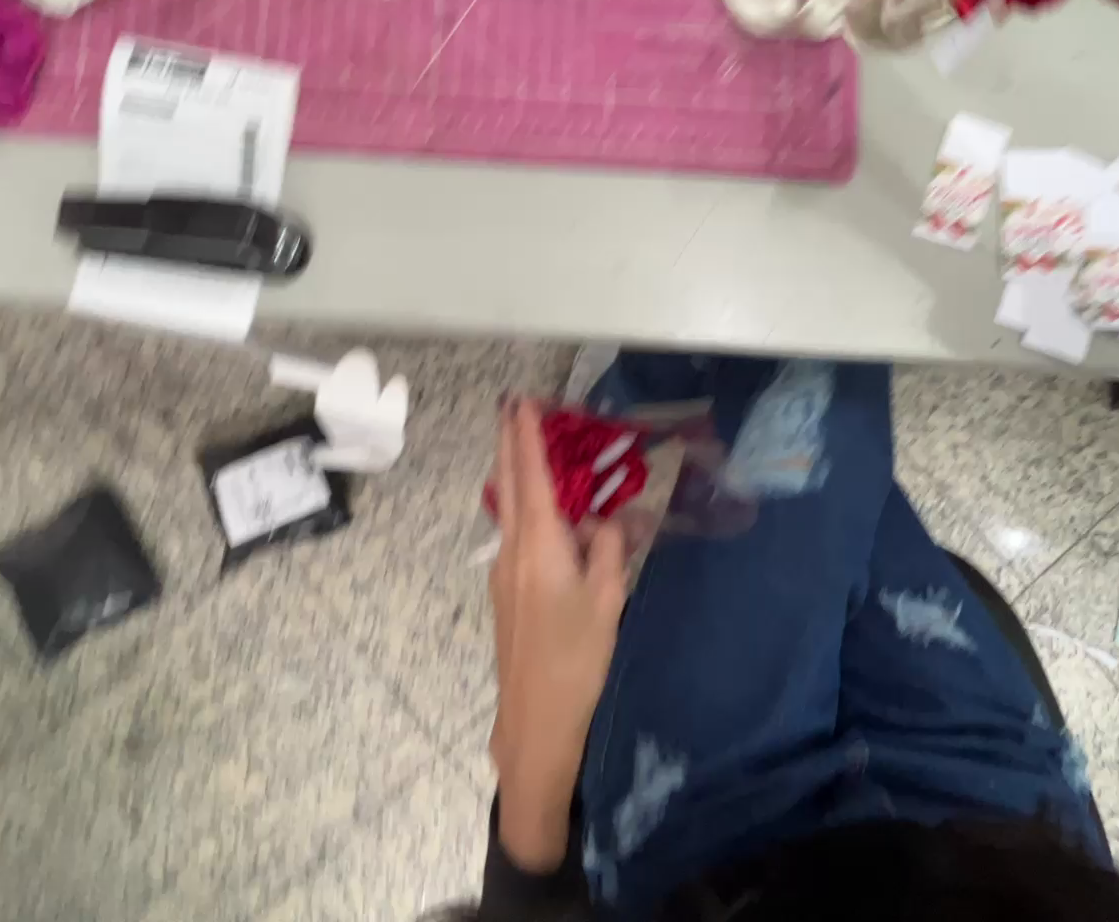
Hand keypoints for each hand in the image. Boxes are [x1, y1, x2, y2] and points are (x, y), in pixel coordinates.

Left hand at [488, 399, 628, 872]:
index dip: (524, 434)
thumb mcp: (607, 598)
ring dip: (518, 474)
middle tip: (513, 408)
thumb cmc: (576, 655)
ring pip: (509, 508)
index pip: (531, 474)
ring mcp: (503, 569)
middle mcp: (513, 548)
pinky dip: (527, 507)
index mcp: (539, 543)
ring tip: (533, 450)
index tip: (520, 400)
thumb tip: (615, 516)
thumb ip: (610, 547)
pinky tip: (548, 515)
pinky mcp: (505, 589)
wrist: (534, 717)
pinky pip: (516, 533)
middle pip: (508, 483)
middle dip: (509, 442)